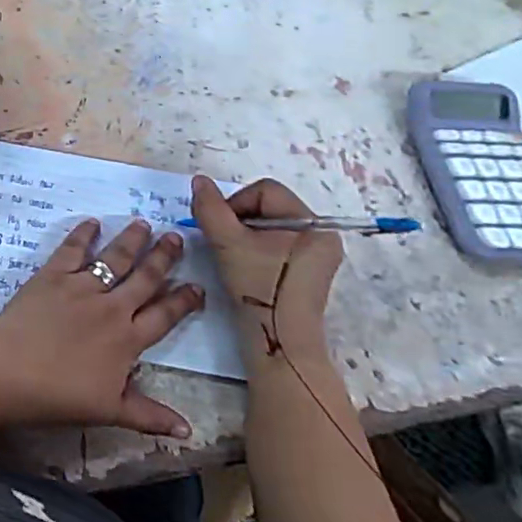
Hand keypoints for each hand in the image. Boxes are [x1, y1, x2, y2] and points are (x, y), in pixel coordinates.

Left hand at [0, 218, 205, 436]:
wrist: (12, 368)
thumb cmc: (60, 394)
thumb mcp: (110, 412)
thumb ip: (148, 416)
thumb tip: (188, 431)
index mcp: (128, 340)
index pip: (164, 317)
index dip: (183, 301)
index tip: (198, 285)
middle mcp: (111, 308)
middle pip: (144, 278)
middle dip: (163, 257)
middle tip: (177, 237)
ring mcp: (82, 287)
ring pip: (114, 259)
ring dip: (131, 240)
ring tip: (144, 223)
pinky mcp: (53, 275)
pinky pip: (73, 250)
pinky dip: (83, 234)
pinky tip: (92, 222)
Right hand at [192, 176, 341, 366]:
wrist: (280, 341)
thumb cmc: (258, 287)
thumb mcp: (227, 242)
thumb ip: (210, 207)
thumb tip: (199, 180)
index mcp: (312, 223)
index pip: (264, 191)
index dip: (235, 203)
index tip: (220, 228)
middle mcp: (322, 234)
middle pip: (268, 207)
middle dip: (239, 219)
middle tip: (224, 242)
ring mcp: (318, 255)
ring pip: (271, 227)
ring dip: (245, 234)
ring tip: (233, 255)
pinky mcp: (309, 272)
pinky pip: (278, 245)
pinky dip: (257, 249)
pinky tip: (245, 266)